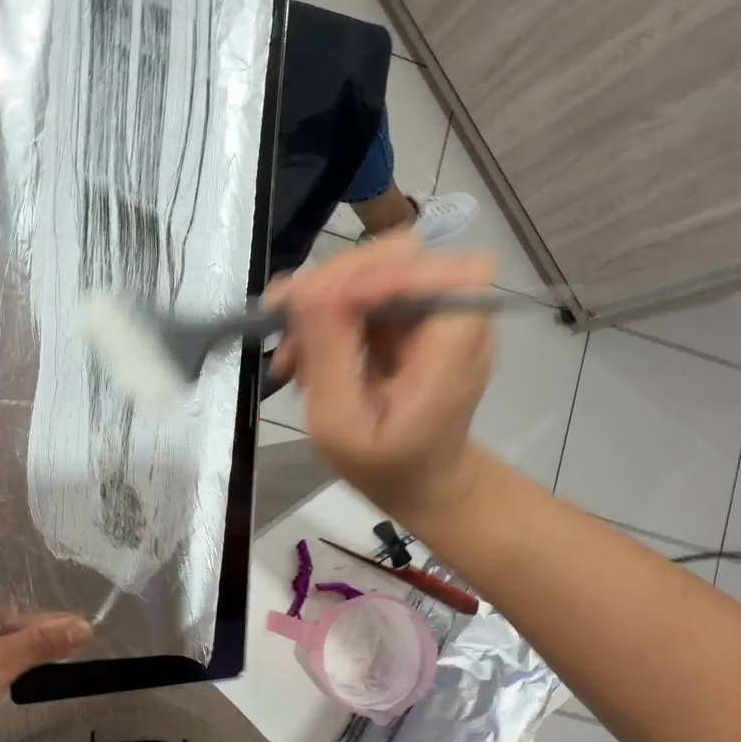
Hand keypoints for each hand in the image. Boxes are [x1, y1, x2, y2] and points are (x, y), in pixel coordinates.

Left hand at [0, 564, 90, 741]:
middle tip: (98, 614)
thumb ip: (42, 644)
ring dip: (42, 630)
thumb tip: (87, 626)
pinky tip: (54, 654)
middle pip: (23, 595)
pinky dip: (28, 646)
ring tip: (86, 633)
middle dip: (54, 607)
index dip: (54, 576)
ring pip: (17, 620)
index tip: (91, 584)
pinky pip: (8, 639)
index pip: (22, 568)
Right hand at [271, 232, 497, 524]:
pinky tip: (302, 354)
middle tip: (285, 317)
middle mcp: (452, 319)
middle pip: (402, 257)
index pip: (448, 272)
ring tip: (289, 351)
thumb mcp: (341, 426)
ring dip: (320, 301)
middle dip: (335, 282)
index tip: (332, 304)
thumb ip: (329, 355)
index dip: (391, 273)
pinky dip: (324, 316)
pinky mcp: (407, 319)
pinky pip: (361, 294)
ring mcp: (429, 315)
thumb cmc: (383, 467)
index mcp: (454, 349)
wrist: (419, 484)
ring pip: (372, 270)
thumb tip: (308, 289)